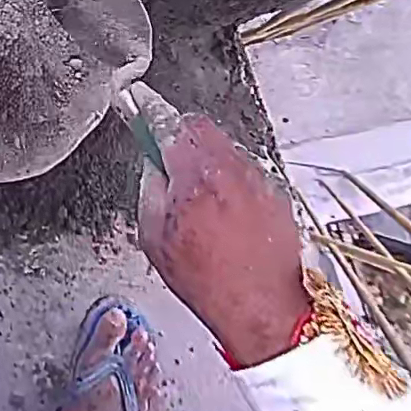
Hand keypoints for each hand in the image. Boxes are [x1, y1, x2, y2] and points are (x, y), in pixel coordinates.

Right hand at [140, 114, 308, 367]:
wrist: (266, 311)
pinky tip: (221, 206)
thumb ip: (150, 190)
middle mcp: (230, 169)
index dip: (146, 107)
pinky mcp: (274, 192)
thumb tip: (152, 166)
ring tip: (195, 192)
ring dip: (204, 155)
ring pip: (222, 144)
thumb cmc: (210, 282)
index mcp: (194, 176)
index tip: (136, 99)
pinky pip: (242, 167)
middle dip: (177, 132)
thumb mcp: (154, 238)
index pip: (166, 122)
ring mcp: (256, 178)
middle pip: (198, 125)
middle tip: (165, 153)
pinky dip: (226, 175)